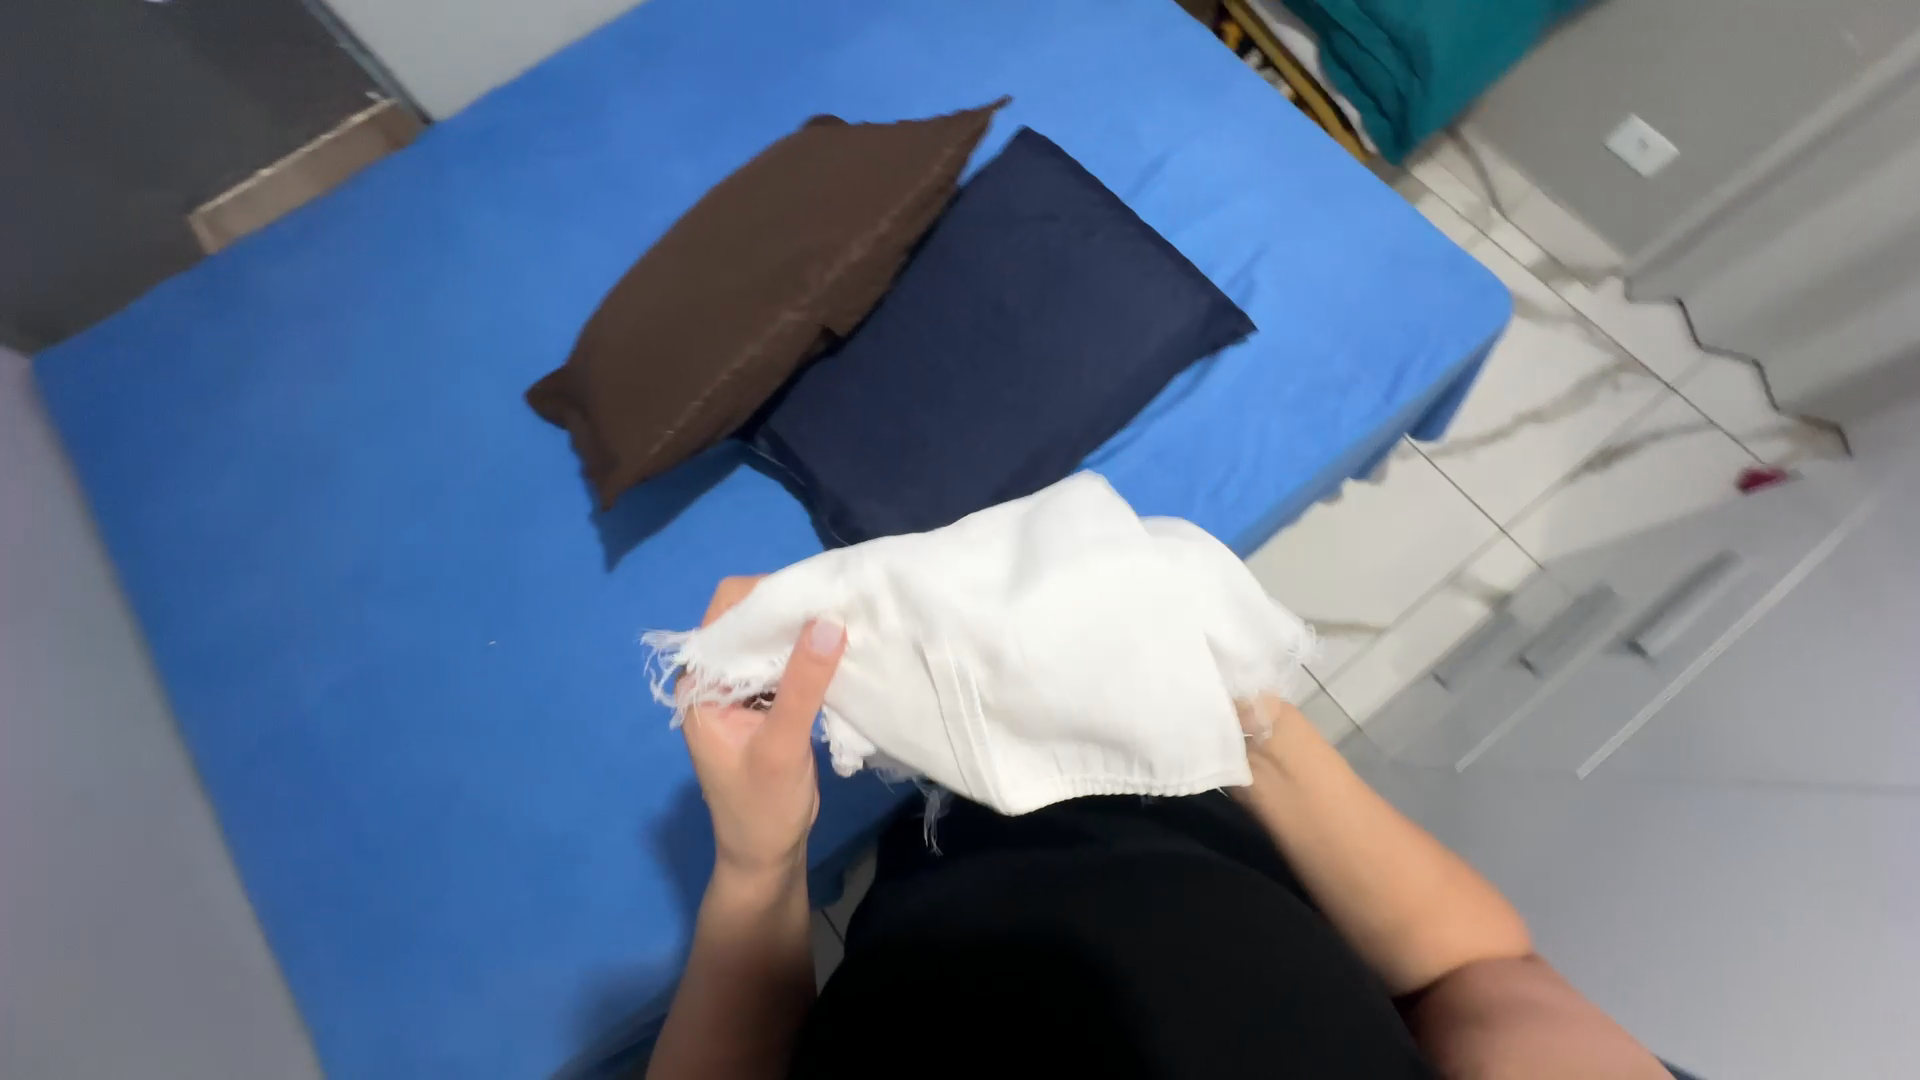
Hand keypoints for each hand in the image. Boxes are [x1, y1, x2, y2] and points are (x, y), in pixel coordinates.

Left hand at [681, 577, 845, 883]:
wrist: (766, 856)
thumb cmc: (762, 807)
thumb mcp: (781, 746)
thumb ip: (802, 685)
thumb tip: (827, 621)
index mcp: (700, 682)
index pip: (726, 613)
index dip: (766, 594)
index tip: (814, 594)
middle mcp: (716, 676)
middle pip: (750, 618)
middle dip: (790, 608)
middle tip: (837, 604)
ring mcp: (742, 688)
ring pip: (771, 637)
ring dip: (803, 629)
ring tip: (844, 621)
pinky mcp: (768, 700)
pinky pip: (788, 660)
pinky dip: (811, 652)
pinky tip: (840, 650)